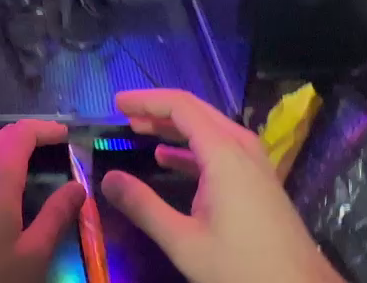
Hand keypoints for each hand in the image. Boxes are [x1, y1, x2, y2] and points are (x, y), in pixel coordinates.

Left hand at [0, 119, 85, 282]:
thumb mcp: (31, 256)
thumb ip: (56, 217)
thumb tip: (78, 187)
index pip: (23, 132)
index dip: (46, 129)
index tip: (66, 134)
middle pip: (3, 137)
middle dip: (29, 136)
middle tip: (54, 147)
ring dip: (9, 150)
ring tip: (32, 165)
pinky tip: (0, 192)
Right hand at [102, 89, 342, 282]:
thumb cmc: (242, 268)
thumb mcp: (185, 243)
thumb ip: (144, 207)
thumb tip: (108, 179)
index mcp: (223, 152)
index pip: (180, 106)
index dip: (147, 100)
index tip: (118, 102)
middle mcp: (241, 146)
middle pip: (194, 110)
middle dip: (158, 109)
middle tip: (125, 114)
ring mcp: (254, 161)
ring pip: (208, 127)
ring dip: (174, 127)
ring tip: (140, 131)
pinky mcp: (258, 178)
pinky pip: (220, 146)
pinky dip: (192, 145)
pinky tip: (170, 159)